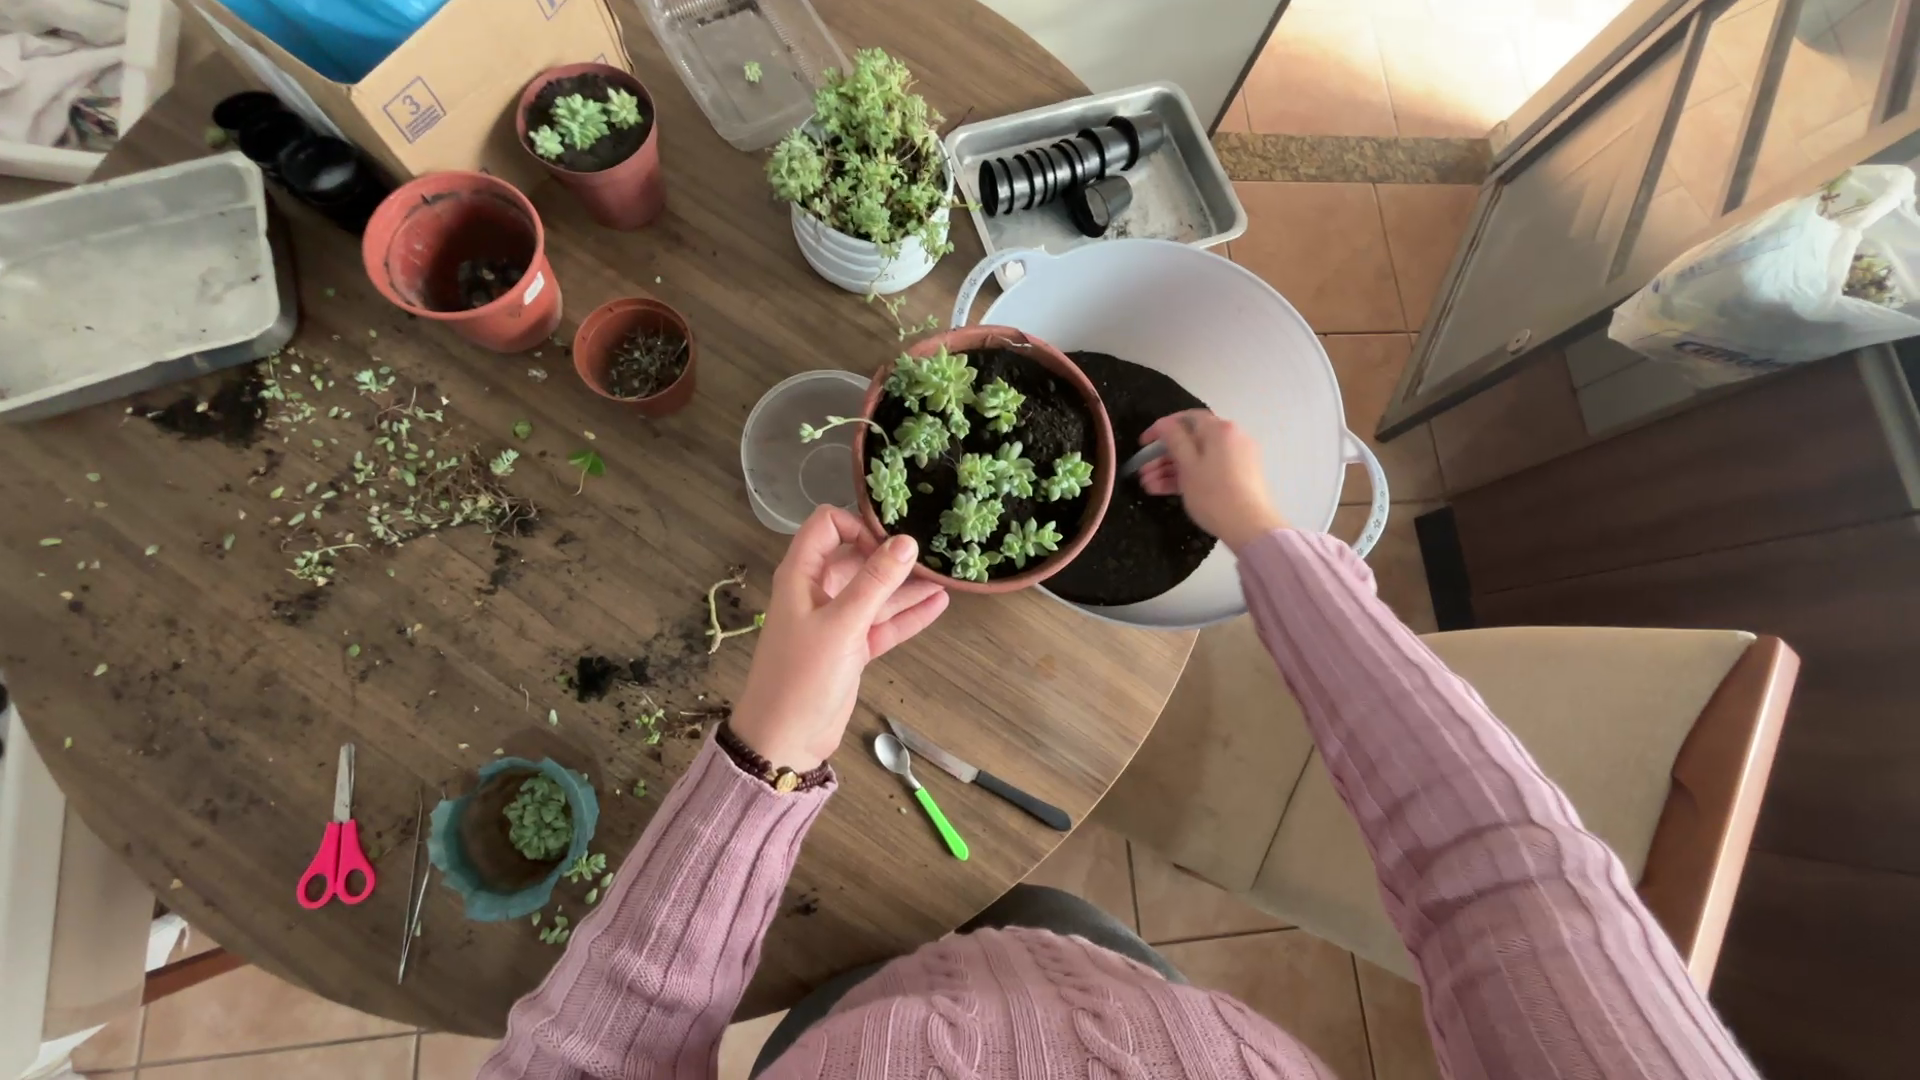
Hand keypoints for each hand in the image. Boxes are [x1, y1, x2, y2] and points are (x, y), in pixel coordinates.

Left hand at [729, 505, 949, 771]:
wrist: (784, 740)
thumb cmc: (802, 675)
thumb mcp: (841, 624)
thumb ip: (876, 582)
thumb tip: (907, 541)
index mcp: (802, 575)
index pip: (828, 526)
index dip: (859, 525)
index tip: (892, 540)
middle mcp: (819, 591)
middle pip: (859, 559)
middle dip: (892, 555)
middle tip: (934, 553)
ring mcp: (837, 621)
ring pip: (876, 593)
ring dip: (907, 586)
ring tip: (947, 575)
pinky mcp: (852, 648)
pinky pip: (883, 623)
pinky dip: (908, 615)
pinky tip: (938, 604)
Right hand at [1137, 410, 1287, 551]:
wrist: (1250, 527)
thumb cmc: (1214, 494)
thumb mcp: (1188, 466)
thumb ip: (1174, 440)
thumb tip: (1164, 423)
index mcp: (1219, 430)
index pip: (1185, 419)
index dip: (1161, 428)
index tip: (1142, 443)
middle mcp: (1230, 438)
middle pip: (1190, 440)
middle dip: (1163, 455)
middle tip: (1142, 470)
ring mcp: (1236, 457)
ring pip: (1196, 457)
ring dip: (1170, 469)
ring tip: (1148, 485)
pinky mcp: (1237, 476)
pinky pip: (1207, 469)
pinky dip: (1187, 476)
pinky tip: (1164, 489)